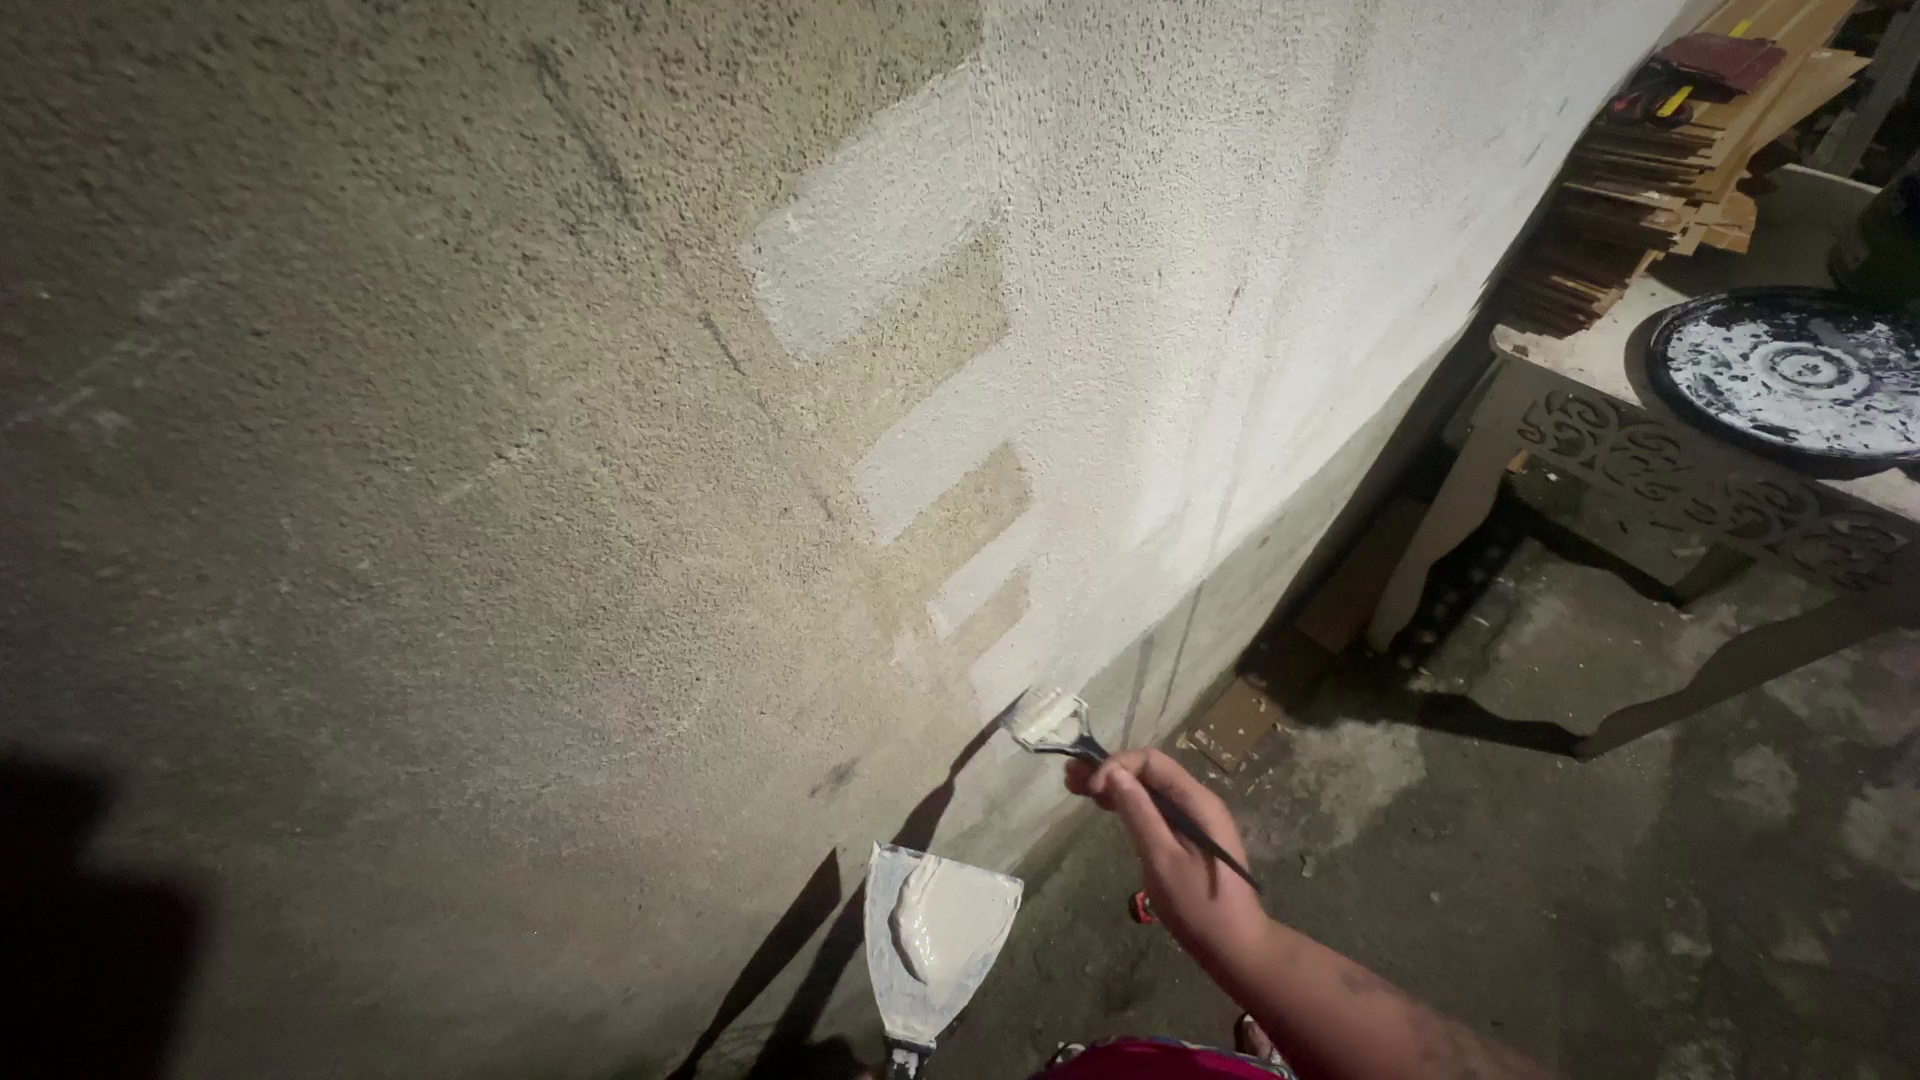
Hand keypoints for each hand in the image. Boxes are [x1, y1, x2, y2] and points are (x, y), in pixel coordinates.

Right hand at [1065, 748, 1270, 963]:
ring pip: (1148, 788)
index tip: (1092, 790)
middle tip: (1070, 778)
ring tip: (1076, 787)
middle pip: (1148, 771)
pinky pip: (1154, 807)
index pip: (1151, 761)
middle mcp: (1196, 801)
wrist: (1237, 948)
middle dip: (1109, 770)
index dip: (1116, 765)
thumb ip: (1139, 813)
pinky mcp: (1186, 835)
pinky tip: (1103, 805)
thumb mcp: (1163, 860)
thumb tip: (1112, 773)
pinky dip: (1127, 803)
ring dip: (1114, 785)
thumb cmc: (1200, 907)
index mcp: (1196, 801)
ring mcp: (1193, 818)